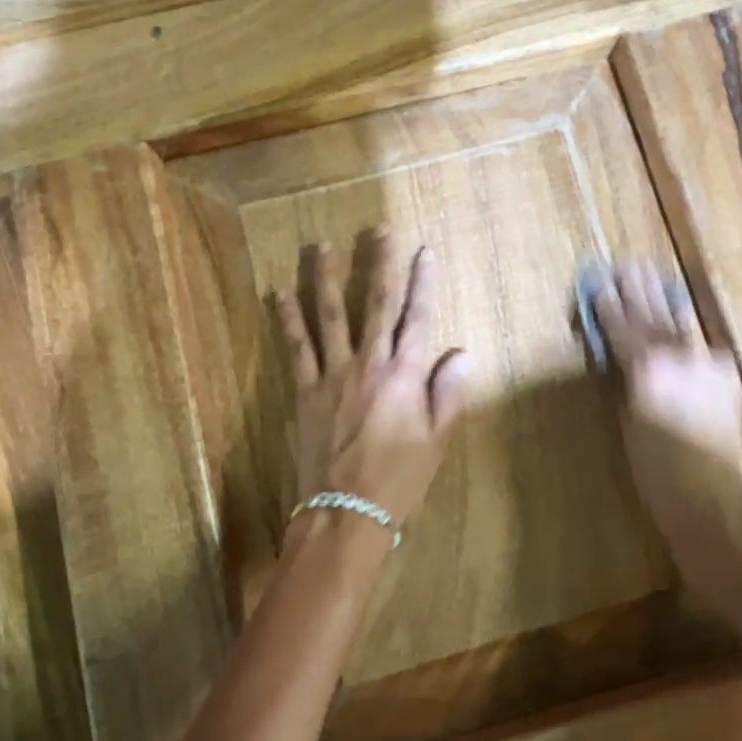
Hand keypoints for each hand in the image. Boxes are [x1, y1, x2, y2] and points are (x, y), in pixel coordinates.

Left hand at [276, 231, 469, 543]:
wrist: (346, 511)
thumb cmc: (399, 480)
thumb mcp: (437, 441)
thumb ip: (448, 393)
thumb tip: (462, 353)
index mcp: (405, 375)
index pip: (418, 318)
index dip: (423, 283)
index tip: (425, 252)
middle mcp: (369, 364)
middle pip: (376, 304)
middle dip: (379, 264)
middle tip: (378, 229)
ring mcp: (333, 374)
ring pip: (330, 314)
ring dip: (327, 276)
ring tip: (321, 245)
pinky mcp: (305, 390)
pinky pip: (296, 346)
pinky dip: (288, 318)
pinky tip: (279, 292)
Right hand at [593, 262, 741, 566]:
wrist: (714, 501)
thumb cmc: (658, 474)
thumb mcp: (629, 424)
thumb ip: (626, 383)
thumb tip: (622, 359)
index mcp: (648, 368)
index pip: (623, 327)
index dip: (609, 307)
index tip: (598, 284)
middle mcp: (681, 356)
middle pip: (655, 316)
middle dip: (639, 292)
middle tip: (628, 265)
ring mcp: (709, 364)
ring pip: (683, 324)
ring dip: (666, 301)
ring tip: (653, 277)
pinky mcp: (727, 378)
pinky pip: (702, 344)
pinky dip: (688, 330)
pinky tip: (682, 316)